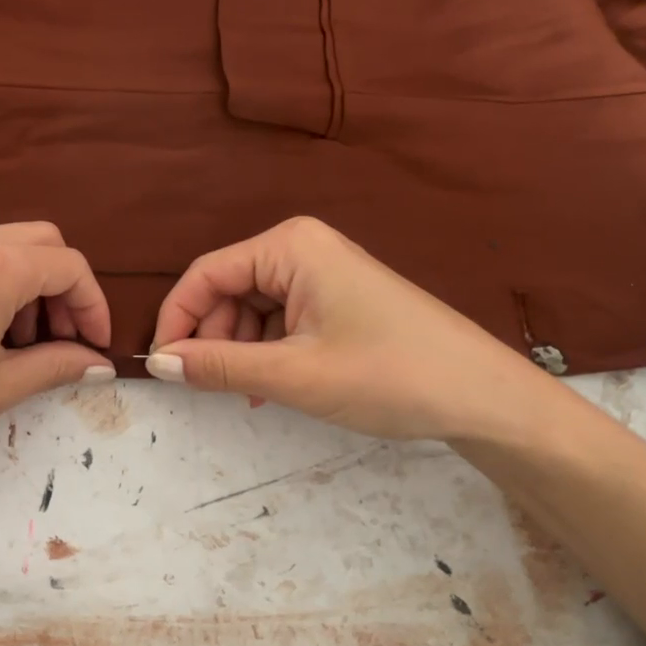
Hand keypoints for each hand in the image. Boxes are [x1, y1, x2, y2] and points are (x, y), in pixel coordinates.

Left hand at [0, 222, 115, 484]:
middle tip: (62, 341)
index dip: (93, 305)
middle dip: (62, 288)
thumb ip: (59, 365)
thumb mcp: (0, 386)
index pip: (69, 267)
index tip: (95, 346)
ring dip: (27, 282)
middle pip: (41, 242)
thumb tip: (101, 366)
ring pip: (4, 242)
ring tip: (18, 343)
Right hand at [147, 217, 557, 441]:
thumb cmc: (389, 375)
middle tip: (214, 387)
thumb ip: (218, 366)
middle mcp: (301, 248)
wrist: (488, 399)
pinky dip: (267, 351)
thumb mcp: (294, 375)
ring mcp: (322, 272)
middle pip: (228, 290)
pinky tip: (273, 387)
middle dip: (213, 338)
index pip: (206, 274)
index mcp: (289, 246)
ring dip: (240, 350)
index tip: (162, 366)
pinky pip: (281, 318)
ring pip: (252, 308)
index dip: (176, 319)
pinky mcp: (338, 297)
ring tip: (253, 394)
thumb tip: (157, 364)